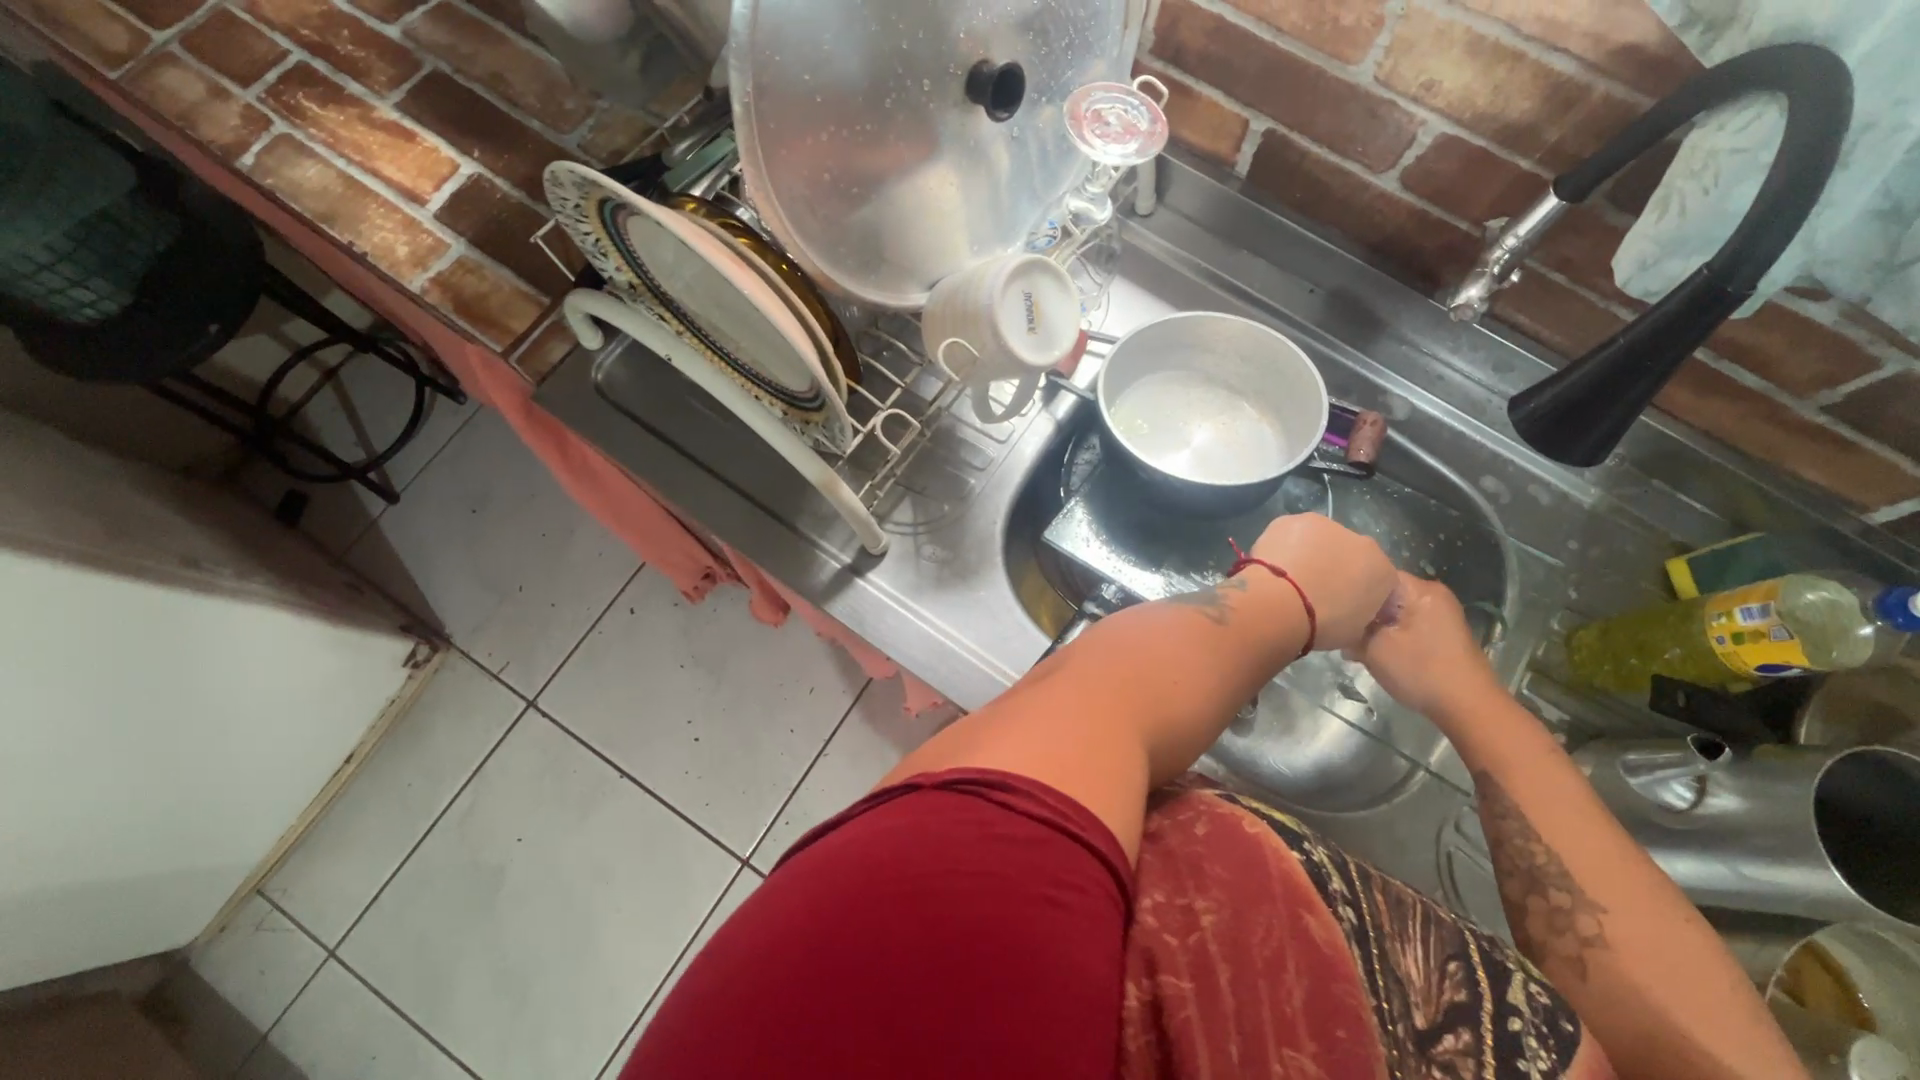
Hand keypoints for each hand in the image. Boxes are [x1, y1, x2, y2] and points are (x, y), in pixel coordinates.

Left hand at [1243, 514, 1397, 651]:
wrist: (1280, 603)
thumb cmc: (1322, 625)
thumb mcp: (1353, 633)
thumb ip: (1360, 618)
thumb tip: (1352, 615)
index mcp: (1382, 571)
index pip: (1379, 579)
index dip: (1360, 593)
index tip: (1342, 605)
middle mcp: (1360, 542)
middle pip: (1350, 554)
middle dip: (1336, 568)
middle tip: (1313, 590)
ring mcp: (1325, 526)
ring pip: (1320, 539)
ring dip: (1310, 553)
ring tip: (1289, 576)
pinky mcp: (1291, 520)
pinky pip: (1291, 534)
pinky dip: (1284, 545)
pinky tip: (1272, 564)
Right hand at [1346, 572, 1500, 716]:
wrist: (1469, 706)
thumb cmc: (1421, 671)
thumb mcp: (1374, 650)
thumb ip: (1352, 632)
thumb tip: (1340, 630)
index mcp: (1420, 589)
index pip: (1375, 574)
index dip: (1350, 588)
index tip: (1332, 605)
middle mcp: (1434, 595)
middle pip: (1386, 593)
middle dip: (1362, 611)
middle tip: (1339, 628)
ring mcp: (1441, 614)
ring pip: (1395, 611)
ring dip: (1375, 625)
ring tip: (1353, 643)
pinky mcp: (1443, 633)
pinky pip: (1408, 625)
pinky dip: (1391, 634)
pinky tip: (1376, 652)